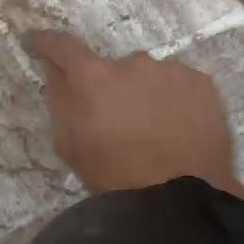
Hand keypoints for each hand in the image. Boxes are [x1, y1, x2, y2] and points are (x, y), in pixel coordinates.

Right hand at [32, 30, 241, 195]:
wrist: (182, 201)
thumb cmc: (115, 176)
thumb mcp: (70, 144)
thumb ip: (60, 100)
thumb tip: (56, 70)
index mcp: (93, 77)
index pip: (63, 46)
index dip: (49, 43)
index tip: (40, 43)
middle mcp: (131, 63)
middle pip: (114, 69)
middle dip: (112, 87)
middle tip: (119, 120)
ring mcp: (170, 71)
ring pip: (150, 77)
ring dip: (146, 94)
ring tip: (156, 130)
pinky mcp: (202, 84)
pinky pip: (180, 85)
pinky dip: (176, 101)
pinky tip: (179, 128)